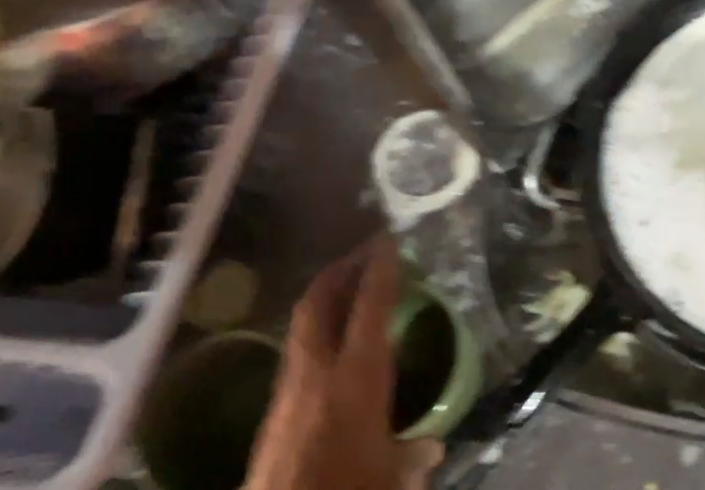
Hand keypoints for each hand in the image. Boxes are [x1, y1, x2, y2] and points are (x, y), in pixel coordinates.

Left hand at [247, 235, 443, 489]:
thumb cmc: (344, 484)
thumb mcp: (390, 477)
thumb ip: (412, 456)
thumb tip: (432, 447)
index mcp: (355, 377)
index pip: (370, 308)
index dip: (381, 270)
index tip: (389, 240)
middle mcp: (317, 371)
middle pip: (320, 303)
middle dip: (341, 271)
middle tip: (365, 252)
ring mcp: (288, 389)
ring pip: (302, 325)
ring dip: (324, 298)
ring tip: (348, 288)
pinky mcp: (272, 411)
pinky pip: (296, 351)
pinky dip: (315, 331)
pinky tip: (331, 344)